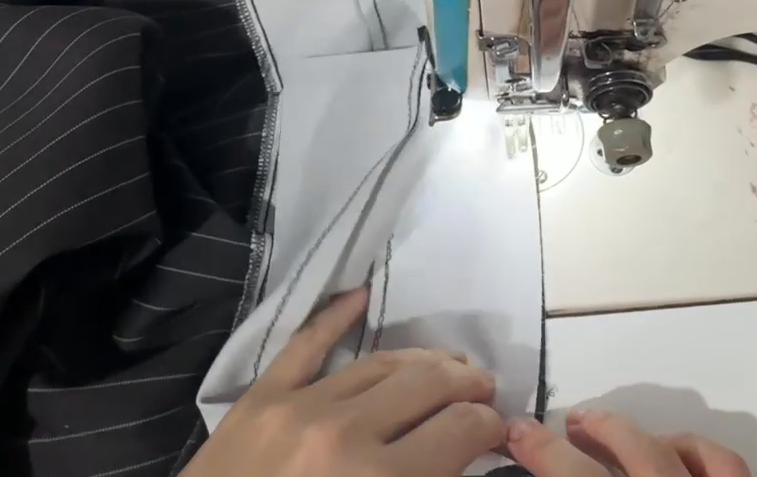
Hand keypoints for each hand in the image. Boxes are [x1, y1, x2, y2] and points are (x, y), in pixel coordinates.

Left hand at [182, 288, 505, 476]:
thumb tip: (458, 462)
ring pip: (380, 363)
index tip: (497, 428)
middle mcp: (344, 434)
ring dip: (422, 361)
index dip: (487, 426)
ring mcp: (298, 407)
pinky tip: (360, 296)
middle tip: (482, 389)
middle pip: (427, 387)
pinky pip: (304, 345)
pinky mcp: (259, 399)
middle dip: (465, 386)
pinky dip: (333, 318)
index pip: (457, 433)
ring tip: (446, 365)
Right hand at [506, 409, 750, 476]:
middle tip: (564, 425)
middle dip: (593, 430)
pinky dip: (695, 449)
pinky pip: (724, 465)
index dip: (546, 453)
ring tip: (608, 429)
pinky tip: (674, 450)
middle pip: (632, 452)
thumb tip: (549, 468)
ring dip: (635, 433)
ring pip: (675, 450)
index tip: (519, 431)